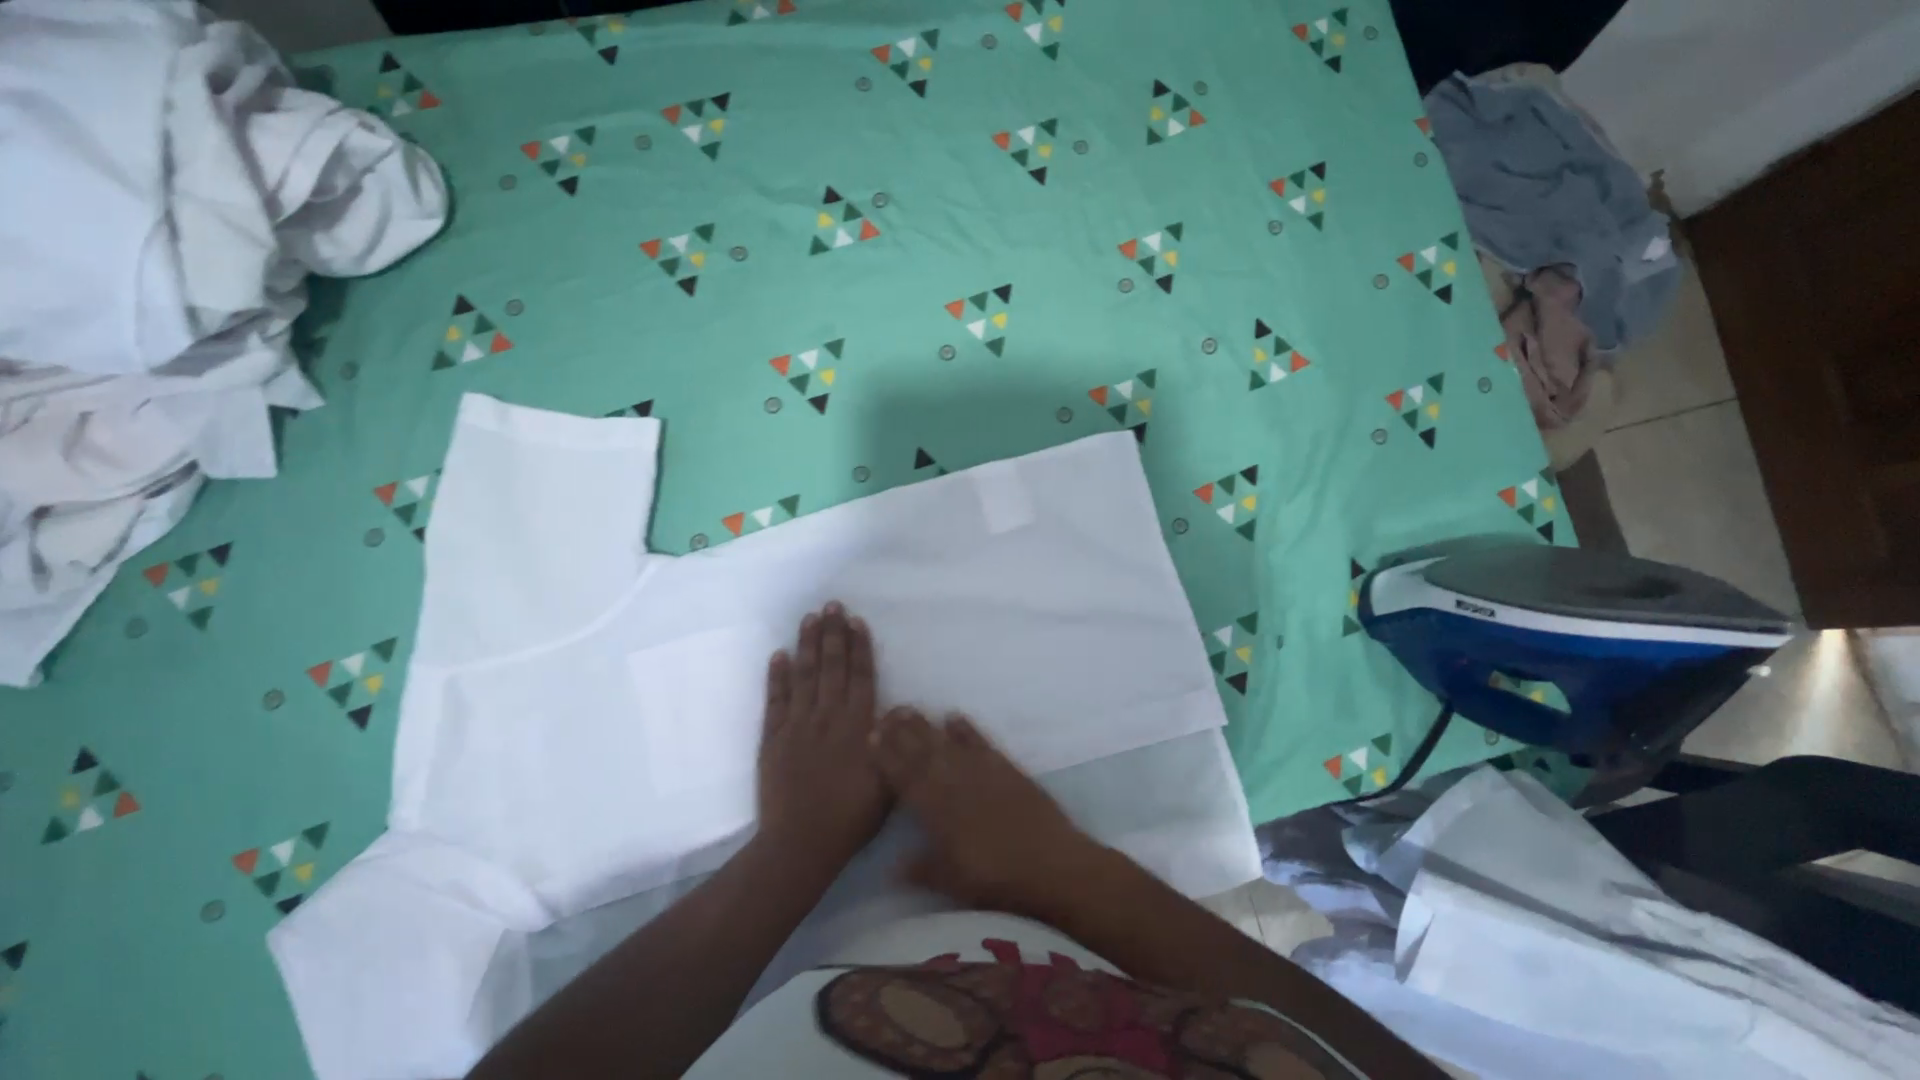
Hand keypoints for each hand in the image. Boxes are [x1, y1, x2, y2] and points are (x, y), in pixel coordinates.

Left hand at [756, 602, 890, 871]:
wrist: (802, 842)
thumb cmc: (852, 818)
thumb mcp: (887, 785)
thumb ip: (892, 745)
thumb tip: (900, 708)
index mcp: (858, 727)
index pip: (861, 677)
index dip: (859, 647)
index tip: (856, 621)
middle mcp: (828, 717)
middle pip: (831, 667)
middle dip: (833, 634)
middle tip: (831, 605)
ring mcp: (797, 725)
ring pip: (804, 676)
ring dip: (807, 645)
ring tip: (809, 618)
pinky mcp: (773, 738)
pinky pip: (775, 700)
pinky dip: (776, 676)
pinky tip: (778, 655)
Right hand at [871, 708, 1108, 917]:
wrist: (1053, 866)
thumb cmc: (999, 880)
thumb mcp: (954, 882)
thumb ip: (923, 869)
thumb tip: (893, 866)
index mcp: (937, 811)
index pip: (904, 778)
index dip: (886, 757)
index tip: (869, 736)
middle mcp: (955, 784)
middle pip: (922, 753)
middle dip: (900, 732)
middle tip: (883, 711)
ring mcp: (983, 773)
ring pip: (946, 743)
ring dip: (926, 725)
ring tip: (907, 708)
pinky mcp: (1008, 769)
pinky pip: (981, 742)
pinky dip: (966, 729)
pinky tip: (954, 716)